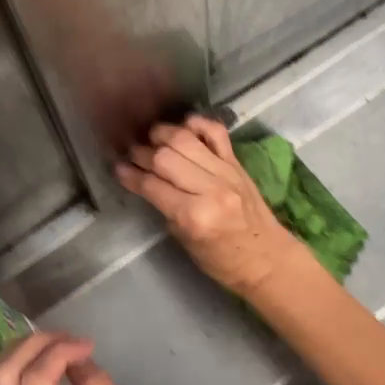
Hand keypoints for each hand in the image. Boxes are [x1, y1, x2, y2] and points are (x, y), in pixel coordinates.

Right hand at [114, 116, 300, 295]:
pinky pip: (216, 133)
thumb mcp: (183, 240)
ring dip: (163, 134)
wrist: (267, 259)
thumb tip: (144, 181)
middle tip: (132, 153)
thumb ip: (165, 207)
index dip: (130, 175)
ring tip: (151, 138)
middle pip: (166, 157)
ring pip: (186, 139)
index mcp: (194, 216)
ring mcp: (226, 172)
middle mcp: (210, 189)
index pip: (152, 186)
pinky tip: (183, 127)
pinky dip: (197, 124)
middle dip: (142, 152)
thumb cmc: (221, 260)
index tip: (117, 168)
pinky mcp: (237, 163)